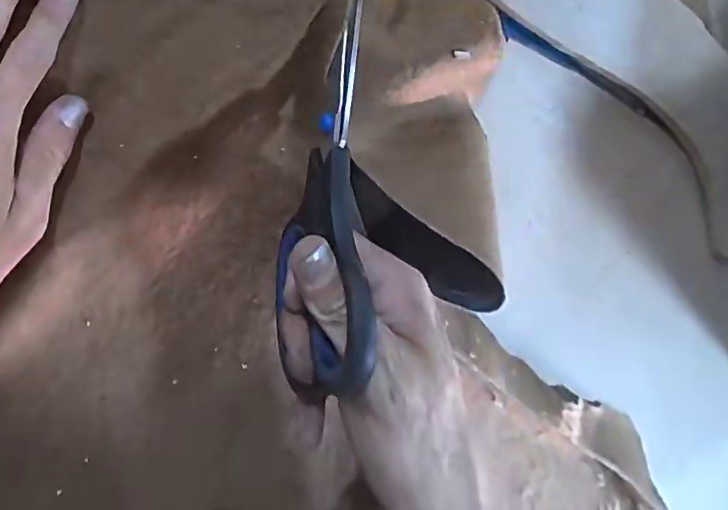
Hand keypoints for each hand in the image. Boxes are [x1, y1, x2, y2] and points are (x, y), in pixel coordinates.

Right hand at [281, 234, 480, 509]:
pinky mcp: (368, 354)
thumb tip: (309, 242)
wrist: (433, 501)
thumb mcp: (370, 366)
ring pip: (318, 319)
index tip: (294, 316)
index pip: (337, 246)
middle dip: (302, 330)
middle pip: (322, 284)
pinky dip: (313, 381)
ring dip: (304, 362)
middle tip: (303, 372)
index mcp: (397, 283)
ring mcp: (378, 325)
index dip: (306, 274)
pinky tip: (313, 417)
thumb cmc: (410, 431)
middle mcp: (388, 294)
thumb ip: (337, 306)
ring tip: (311, 402)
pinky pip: (326, 349)